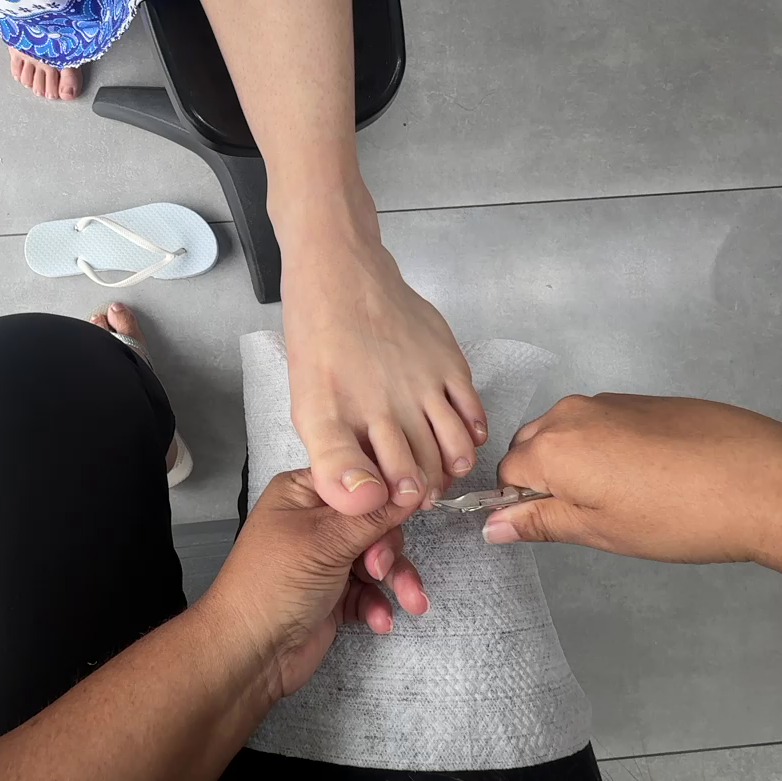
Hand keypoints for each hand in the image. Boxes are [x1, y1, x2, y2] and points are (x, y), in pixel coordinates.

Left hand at [199, 470, 428, 698]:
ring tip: (409, 601)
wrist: (250, 654)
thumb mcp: (326, 541)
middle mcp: (316, 520)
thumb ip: (373, 516)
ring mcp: (326, 558)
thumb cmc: (273, 584)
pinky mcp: (336, 594)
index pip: (358, 479)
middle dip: (388, 547)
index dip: (388, 492)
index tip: (416, 505)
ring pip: (378, 558)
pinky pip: (371, 591)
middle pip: (374, 520)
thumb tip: (411, 486)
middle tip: (380, 568)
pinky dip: (379, 604)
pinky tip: (378, 620)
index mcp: (304, 492)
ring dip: (396, 579)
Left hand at [280, 223, 486, 515]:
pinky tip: (463, 439)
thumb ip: (332, 459)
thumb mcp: (307, 405)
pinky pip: (473, 411)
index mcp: (344, 419)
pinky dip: (473, 434)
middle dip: (422, 492)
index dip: (390, 504)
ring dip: (450, 468)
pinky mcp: (448, 362)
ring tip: (442, 474)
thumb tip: (366, 501)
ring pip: (453, 448)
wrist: (341, 276)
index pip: (380, 486)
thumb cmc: (319, 343)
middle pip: (423, 471)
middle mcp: (387, 405)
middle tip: (420, 495)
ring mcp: (423, 383)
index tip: (393, 504)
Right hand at [483, 393, 781, 565]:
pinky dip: (607, 446)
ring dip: (576, 461)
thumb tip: (491, 527)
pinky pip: (600, 422)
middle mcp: (568, 414)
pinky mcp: (639, 399)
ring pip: (566, 432)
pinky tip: (652, 474)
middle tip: (591, 514)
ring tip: (627, 495)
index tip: (557, 525)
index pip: (506, 474)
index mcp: (549, 447)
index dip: (522, 503)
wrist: (763, 480)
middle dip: (545, 478)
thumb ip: (539, 523)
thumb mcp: (600, 531)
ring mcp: (605, 401)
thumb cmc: (676, 516)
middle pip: (530, 446)